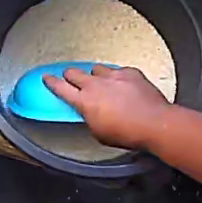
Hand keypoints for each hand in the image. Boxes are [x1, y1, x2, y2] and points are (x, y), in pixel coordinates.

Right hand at [43, 65, 173, 149]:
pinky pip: (118, 71)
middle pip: (74, 72)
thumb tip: (91, 113)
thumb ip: (90, 118)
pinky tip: (123, 87)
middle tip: (72, 80)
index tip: (47, 78)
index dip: (51, 82)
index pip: (60, 88)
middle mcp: (96, 85)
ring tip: (102, 85)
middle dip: (71, 76)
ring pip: (97, 69)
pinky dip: (117, 77)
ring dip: (96, 76)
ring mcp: (113, 76)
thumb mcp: (99, 133)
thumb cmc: (128, 133)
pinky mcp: (130, 72)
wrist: (155, 123)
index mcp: (84, 101)